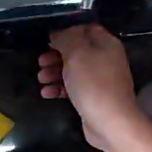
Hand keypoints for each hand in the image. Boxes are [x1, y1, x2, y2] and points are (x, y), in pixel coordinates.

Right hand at [40, 24, 151, 151]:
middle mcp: (105, 59)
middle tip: (41, 62)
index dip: (66, 32)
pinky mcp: (93, 97)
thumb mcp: (76, 54)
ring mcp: (100, 80)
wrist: (110, 122)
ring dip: (55, 73)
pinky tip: (47, 93)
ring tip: (41, 79)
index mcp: (105, 43)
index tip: (49, 40)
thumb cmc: (93, 83)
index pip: (85, 29)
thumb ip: (65, 38)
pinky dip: (60, 88)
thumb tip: (57, 35)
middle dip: (56, 56)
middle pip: (77, 51)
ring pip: (73, 70)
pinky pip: (74, 88)